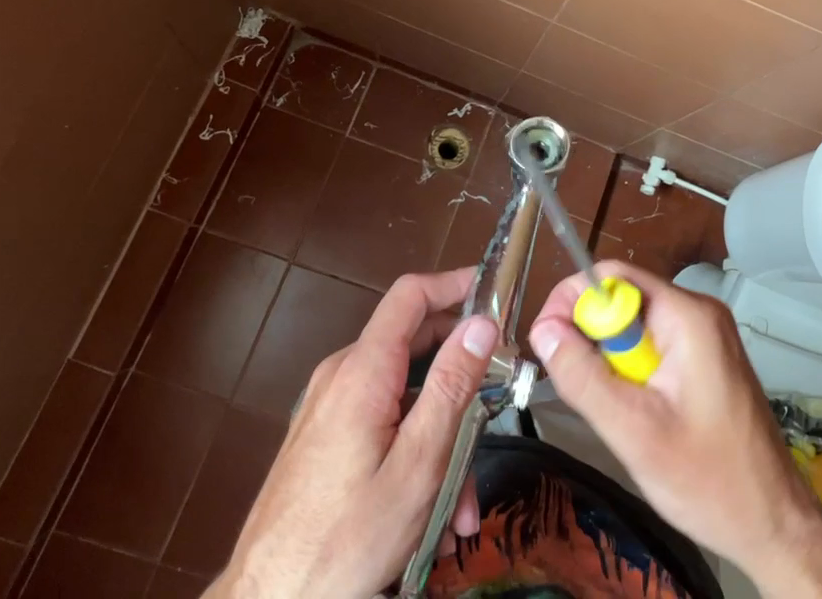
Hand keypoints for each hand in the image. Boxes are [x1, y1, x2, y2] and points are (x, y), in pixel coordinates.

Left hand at [215, 268, 496, 597]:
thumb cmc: (349, 536)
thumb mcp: (419, 463)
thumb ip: (452, 387)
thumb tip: (481, 323)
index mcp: (363, 371)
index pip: (410, 295)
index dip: (455, 284)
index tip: (497, 295)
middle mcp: (341, 375)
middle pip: (414, 348)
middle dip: (461, 384)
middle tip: (497, 422)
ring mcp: (328, 406)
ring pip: (404, 397)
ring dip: (441, 439)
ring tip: (459, 507)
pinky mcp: (324, 436)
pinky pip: (381, 423)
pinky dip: (413, 453)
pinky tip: (430, 512)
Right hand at [528, 262, 821, 596]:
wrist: (773, 525)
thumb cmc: (709, 482)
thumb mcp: (633, 430)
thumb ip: (582, 376)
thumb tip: (543, 330)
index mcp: (688, 317)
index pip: (613, 277)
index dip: (571, 301)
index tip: (544, 342)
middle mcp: (699, 314)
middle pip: (623, 300)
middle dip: (589, 336)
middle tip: (572, 385)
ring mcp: (706, 338)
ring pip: (634, 327)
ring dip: (609, 360)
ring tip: (608, 408)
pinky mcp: (706, 362)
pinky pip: (653, 348)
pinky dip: (631, 373)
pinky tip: (634, 413)